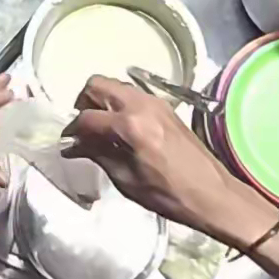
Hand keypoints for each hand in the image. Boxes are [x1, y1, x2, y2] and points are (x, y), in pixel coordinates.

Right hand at [62, 76, 278, 249]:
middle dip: (84, 104)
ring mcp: (155, 102)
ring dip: (102, 102)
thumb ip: (97, 155)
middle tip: (83, 129)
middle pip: (98, 85)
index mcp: (130, 125)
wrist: (212, 193)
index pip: (87, 117)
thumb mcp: (126, 179)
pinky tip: (121, 130)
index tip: (67, 143)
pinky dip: (119, 105)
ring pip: (115, 86)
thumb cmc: (168, 194)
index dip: (72, 131)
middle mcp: (141, 104)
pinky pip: (132, 95)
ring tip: (101, 131)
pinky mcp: (165, 106)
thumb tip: (73, 146)